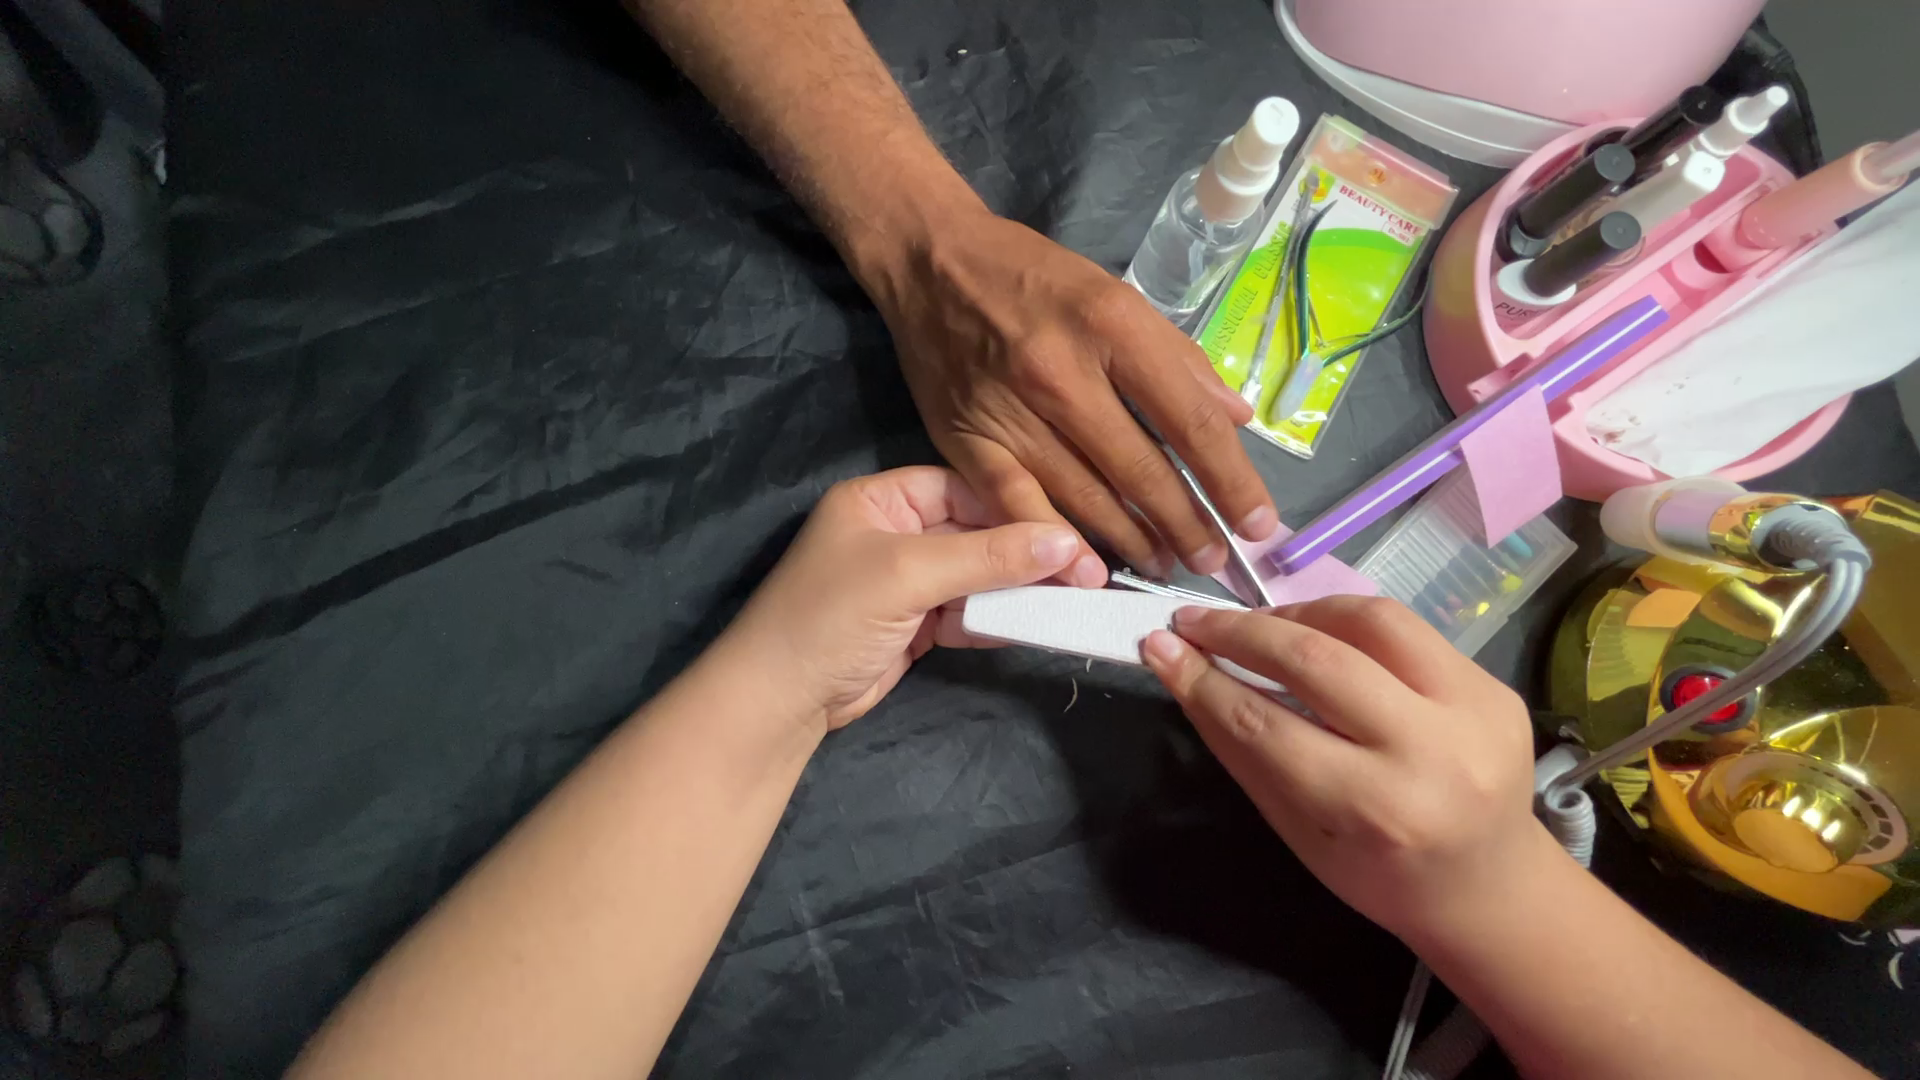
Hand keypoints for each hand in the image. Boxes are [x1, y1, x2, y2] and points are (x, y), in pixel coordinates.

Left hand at [714, 466, 1078, 732]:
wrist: (781, 701)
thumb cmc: (833, 615)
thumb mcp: (908, 574)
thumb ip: (987, 556)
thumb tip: (1066, 543)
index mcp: (881, 501)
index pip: (962, 489)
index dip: (1015, 509)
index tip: (1069, 534)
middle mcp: (895, 533)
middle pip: (975, 533)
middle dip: (1023, 554)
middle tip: (1084, 572)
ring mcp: (906, 581)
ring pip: (976, 575)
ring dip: (1015, 589)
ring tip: (1068, 599)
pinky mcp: (915, 623)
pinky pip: (967, 611)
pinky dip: (993, 618)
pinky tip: (1028, 623)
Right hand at [863, 209, 1277, 582]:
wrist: (932, 264)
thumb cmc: (1031, 275)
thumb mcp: (1114, 292)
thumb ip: (1177, 357)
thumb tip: (1235, 418)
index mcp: (1111, 327)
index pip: (1190, 422)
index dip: (1231, 482)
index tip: (1257, 524)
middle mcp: (1062, 375)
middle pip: (1141, 471)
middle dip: (1186, 526)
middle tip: (1213, 561)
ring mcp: (1010, 414)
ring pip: (1084, 498)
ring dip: (1132, 541)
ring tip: (1163, 564)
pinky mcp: (967, 442)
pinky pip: (1017, 505)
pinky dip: (1053, 543)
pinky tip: (1085, 570)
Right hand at [1139, 598, 1546, 944]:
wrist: (1491, 889)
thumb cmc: (1375, 872)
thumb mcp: (1292, 825)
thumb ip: (1236, 743)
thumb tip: (1177, 667)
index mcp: (1377, 810)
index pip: (1266, 724)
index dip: (1202, 679)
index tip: (1159, 645)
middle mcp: (1435, 753)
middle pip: (1318, 660)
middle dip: (1241, 632)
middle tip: (1194, 622)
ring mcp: (1476, 710)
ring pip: (1369, 620)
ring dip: (1297, 611)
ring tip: (1257, 626)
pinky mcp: (1494, 684)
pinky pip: (1402, 627)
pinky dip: (1342, 621)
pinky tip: (1313, 636)